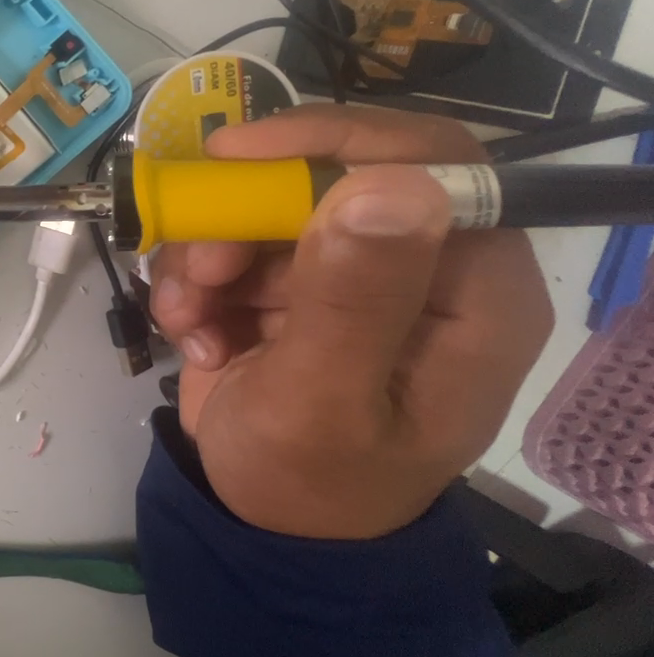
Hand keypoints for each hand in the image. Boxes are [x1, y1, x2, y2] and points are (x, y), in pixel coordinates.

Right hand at [150, 105, 551, 539]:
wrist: (263, 516)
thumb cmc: (313, 475)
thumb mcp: (326, 398)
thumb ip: (353, 300)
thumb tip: (388, 186)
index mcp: (469, 292)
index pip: (433, 164)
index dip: (336, 140)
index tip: (238, 157)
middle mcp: (410, 269)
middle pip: (322, 180)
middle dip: (241, 219)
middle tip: (201, 272)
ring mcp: (340, 276)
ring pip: (258, 212)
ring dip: (203, 260)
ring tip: (188, 321)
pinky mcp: (282, 288)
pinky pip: (224, 247)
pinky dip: (192, 285)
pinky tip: (193, 335)